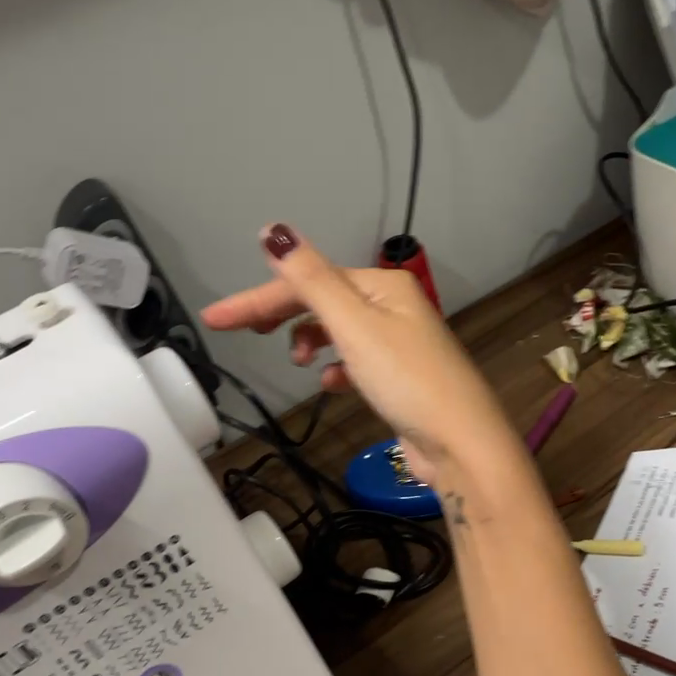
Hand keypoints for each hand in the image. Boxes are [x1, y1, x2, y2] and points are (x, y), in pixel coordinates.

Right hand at [200, 224, 520, 485]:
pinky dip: (338, 369)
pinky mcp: (400, 380)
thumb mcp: (354, 325)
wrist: (460, 444)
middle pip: (323, 303)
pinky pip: (357, 363)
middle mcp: (394, 307)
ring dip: (312, 342)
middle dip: (281, 316)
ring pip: (339, 333)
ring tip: (299, 363)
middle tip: (242, 332)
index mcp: (383, 285)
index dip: (260, 298)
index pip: (309, 282)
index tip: (216, 318)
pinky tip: (331, 383)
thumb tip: (273, 230)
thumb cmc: (407, 380)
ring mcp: (399, 345)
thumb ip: (310, 280)